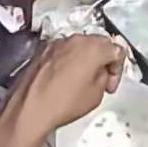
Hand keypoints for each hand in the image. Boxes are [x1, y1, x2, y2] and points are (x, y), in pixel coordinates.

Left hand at [0, 34, 125, 146]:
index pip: (118, 51)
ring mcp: (58, 42)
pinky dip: (70, 59)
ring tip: (82, 79)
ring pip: (81, 45)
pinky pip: (65, 50)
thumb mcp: (97, 94)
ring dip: (87, 58)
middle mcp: (77, 39)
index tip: (110, 86)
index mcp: (94, 47)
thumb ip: (105, 75)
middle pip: (100, 43)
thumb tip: (101, 69)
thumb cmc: (66, 103)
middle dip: (104, 60)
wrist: (30, 108)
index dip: (117, 70)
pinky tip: (65, 77)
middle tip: (101, 81)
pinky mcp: (44, 48)